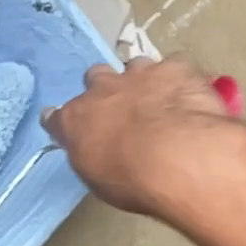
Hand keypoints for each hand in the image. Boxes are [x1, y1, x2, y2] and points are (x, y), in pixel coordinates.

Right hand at [42, 57, 245, 216]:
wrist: (178, 159)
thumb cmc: (130, 180)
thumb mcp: (97, 178)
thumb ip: (89, 155)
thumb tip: (88, 148)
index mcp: (75, 119)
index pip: (56, 116)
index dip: (65, 121)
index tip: (72, 129)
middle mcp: (102, 90)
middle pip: (95, 77)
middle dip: (104, 89)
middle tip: (120, 109)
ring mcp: (139, 75)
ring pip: (135, 66)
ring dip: (142, 80)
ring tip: (158, 100)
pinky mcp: (176, 69)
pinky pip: (175, 66)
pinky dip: (179, 80)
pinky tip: (188, 95)